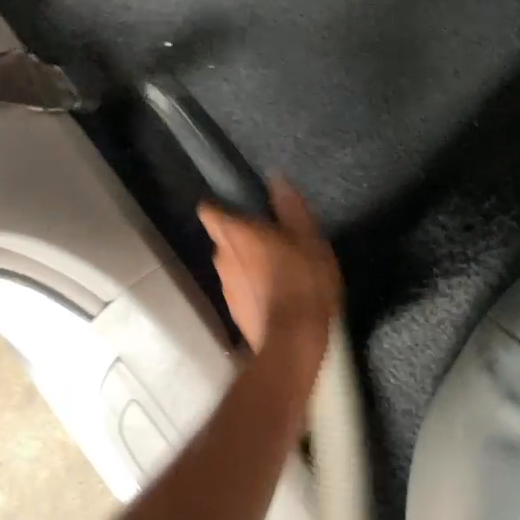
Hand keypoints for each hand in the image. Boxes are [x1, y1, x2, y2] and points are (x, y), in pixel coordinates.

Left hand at [198, 180, 341, 351]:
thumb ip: (291, 207)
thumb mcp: (310, 239)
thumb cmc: (304, 281)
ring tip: (280, 270)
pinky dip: (253, 288)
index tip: (241, 209)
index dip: (220, 207)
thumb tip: (276, 177)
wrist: (293, 342)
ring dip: (248, 264)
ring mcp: (225, 287)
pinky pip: (241, 290)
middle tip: (274, 240)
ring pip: (232, 266)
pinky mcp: (233, 311)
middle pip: (223, 238)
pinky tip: (277, 296)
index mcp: (236, 234)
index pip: (209, 211)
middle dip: (242, 237)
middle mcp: (222, 257)